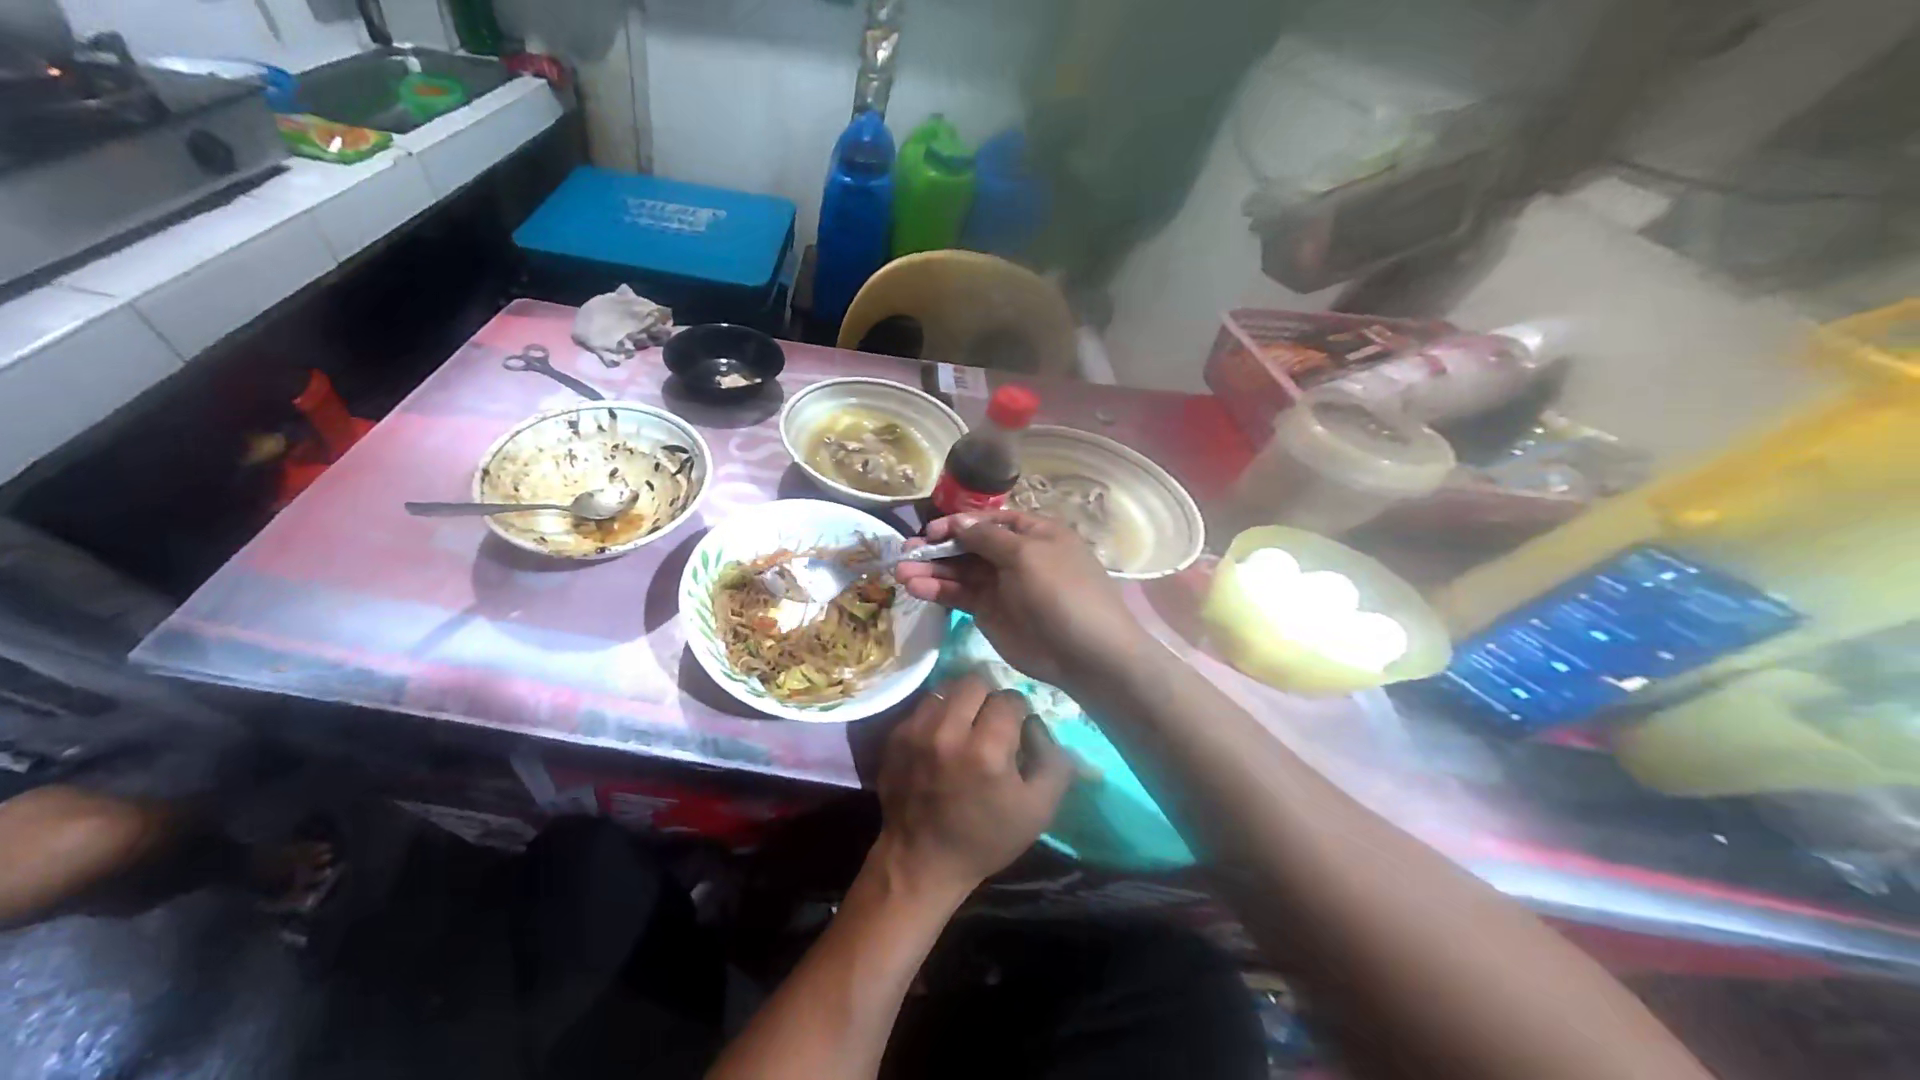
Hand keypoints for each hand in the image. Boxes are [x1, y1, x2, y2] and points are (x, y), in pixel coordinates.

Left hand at [873, 676, 1074, 899]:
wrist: (921, 862)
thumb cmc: (985, 838)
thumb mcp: (1038, 810)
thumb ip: (1054, 761)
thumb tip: (1040, 724)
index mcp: (986, 750)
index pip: (1009, 699)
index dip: (1019, 712)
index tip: (1017, 730)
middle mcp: (948, 732)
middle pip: (975, 682)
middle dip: (989, 698)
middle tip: (992, 722)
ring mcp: (916, 732)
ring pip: (947, 688)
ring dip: (961, 702)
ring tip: (966, 727)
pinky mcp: (895, 737)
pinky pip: (923, 706)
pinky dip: (937, 715)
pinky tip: (943, 739)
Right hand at [896, 510, 1153, 689]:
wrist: (1085, 653)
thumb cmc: (1061, 592)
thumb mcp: (1027, 554)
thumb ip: (989, 538)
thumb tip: (959, 522)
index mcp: (1032, 533)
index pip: (988, 522)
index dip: (957, 524)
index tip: (929, 532)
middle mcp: (1013, 556)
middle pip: (968, 546)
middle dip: (937, 548)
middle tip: (904, 554)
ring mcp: (1001, 585)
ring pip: (959, 572)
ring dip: (931, 571)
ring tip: (900, 574)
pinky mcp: (989, 613)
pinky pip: (960, 596)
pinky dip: (938, 592)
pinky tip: (916, 589)